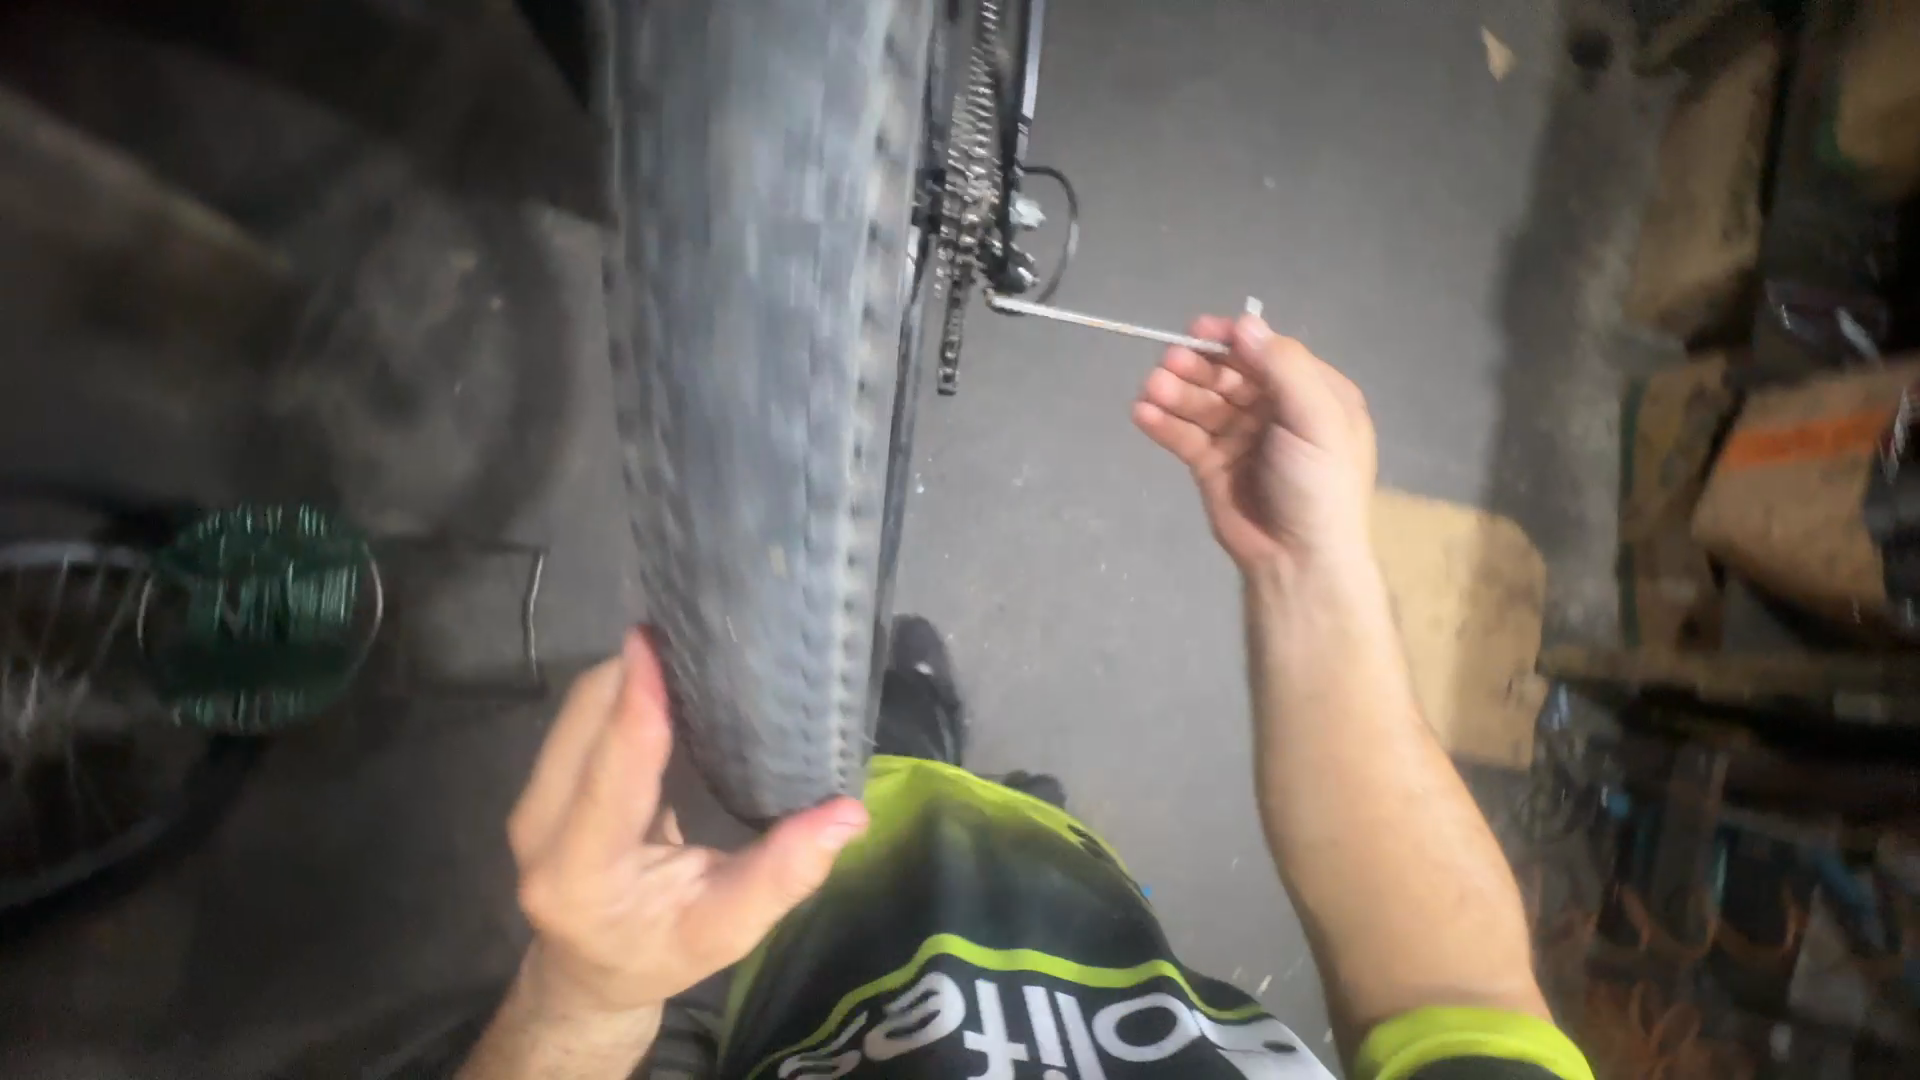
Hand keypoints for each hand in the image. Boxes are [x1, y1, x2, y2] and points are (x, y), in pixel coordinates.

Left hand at [506, 631, 869, 1019]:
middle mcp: (540, 827)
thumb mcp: (728, 930)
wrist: (589, 972)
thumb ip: (783, 875)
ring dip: (631, 670)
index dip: (636, 705)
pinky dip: (625, 684)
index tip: (657, 644)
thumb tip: (849, 814)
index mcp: (583, 871)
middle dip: (638, 669)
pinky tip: (671, 675)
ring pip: (578, 706)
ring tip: (695, 648)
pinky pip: (583, 712)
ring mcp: (533, 798)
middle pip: (584, 719)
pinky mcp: (546, 777)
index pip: (612, 773)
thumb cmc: (662, 950)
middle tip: (705, 635)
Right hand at [1132, 313, 1376, 581]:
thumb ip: (1284, 369)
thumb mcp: (1317, 420)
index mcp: (1311, 394)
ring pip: (1201, 404)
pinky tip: (1143, 415)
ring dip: (1174, 394)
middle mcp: (1274, 411)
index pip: (1265, 354)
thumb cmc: (1319, 486)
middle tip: (1167, 365)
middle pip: (1227, 376)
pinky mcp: (1210, 465)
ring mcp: (1239, 438)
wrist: (1298, 559)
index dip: (1232, 339)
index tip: (1198, 330)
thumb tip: (1246, 322)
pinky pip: (1184, 436)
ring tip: (1150, 391)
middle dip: (1196, 368)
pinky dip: (1163, 424)